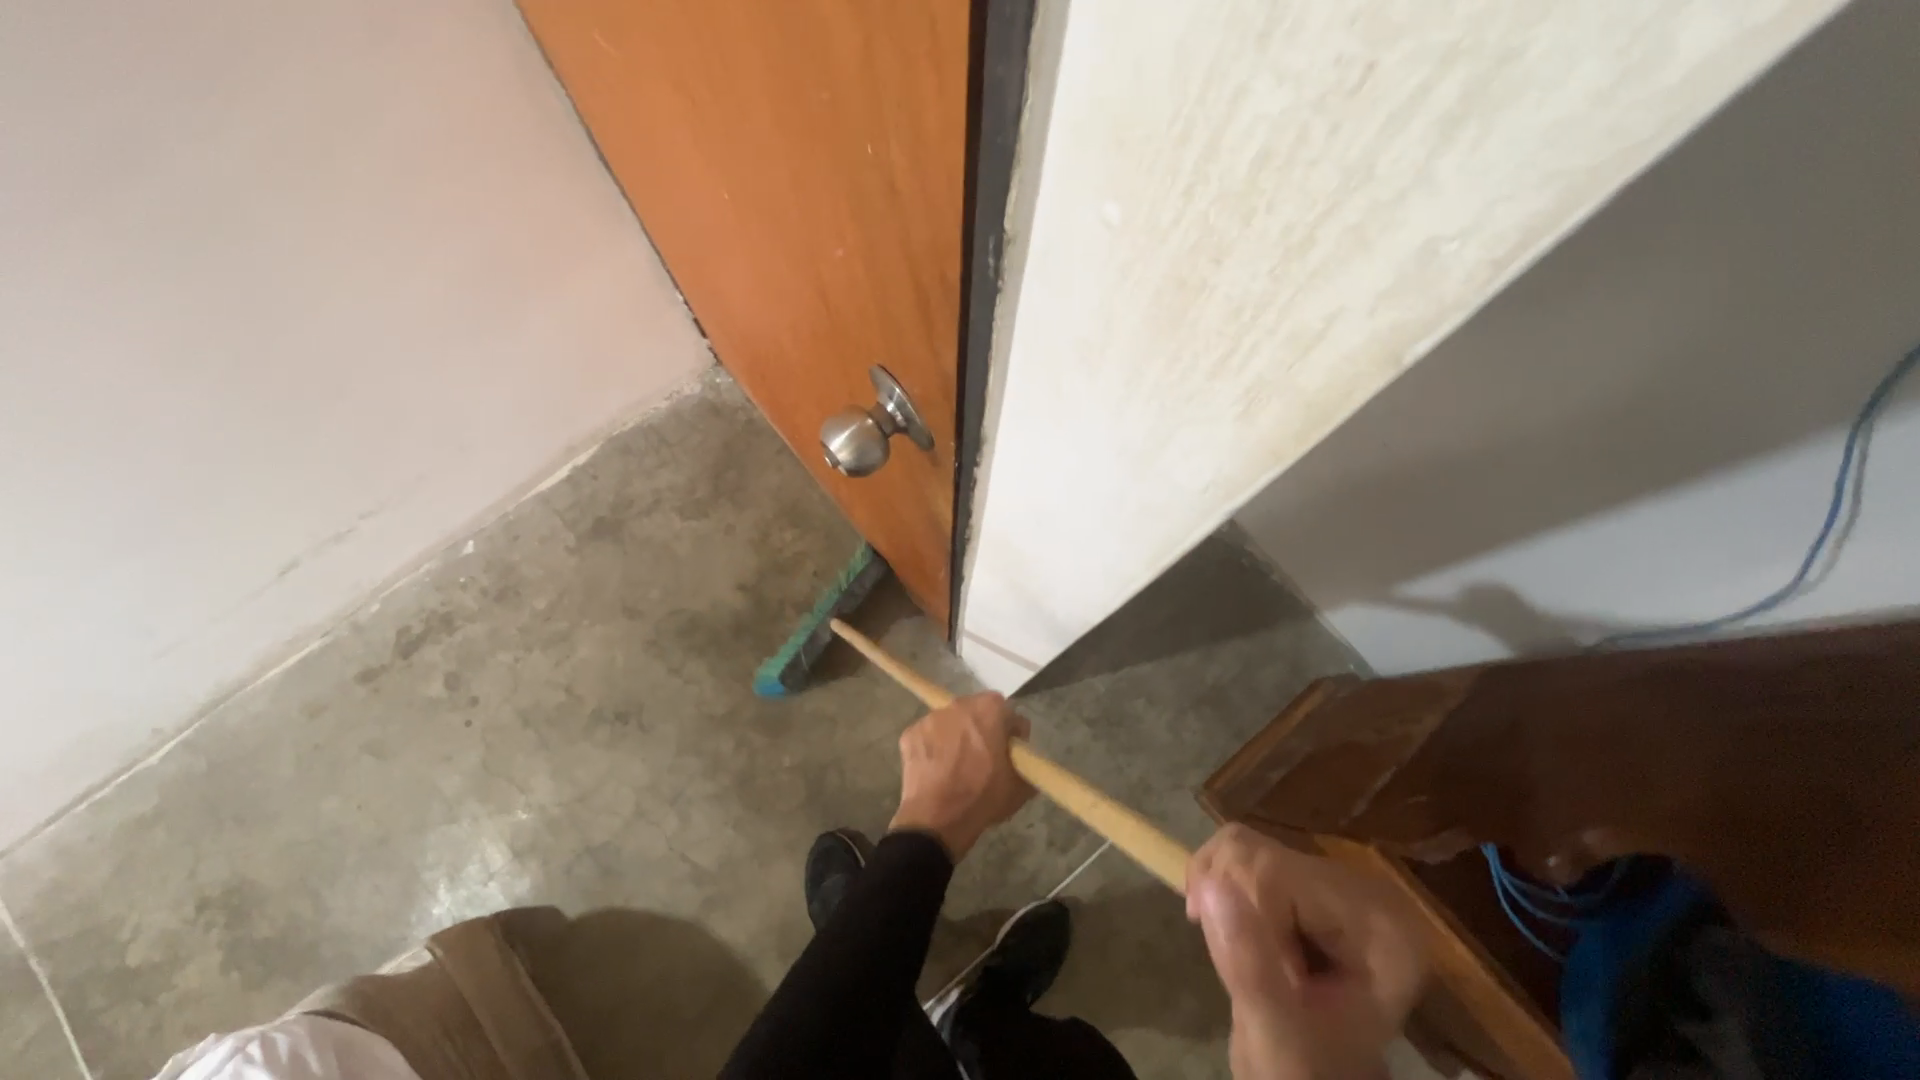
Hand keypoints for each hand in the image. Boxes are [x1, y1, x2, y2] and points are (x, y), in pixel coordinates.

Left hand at [889, 692, 1032, 859]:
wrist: (938, 818)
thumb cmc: (983, 797)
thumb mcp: (1021, 785)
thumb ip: (1026, 760)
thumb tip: (1023, 756)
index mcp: (989, 710)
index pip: (1006, 711)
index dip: (1010, 730)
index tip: (1010, 751)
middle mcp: (958, 705)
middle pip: (975, 711)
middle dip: (981, 728)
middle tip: (983, 756)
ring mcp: (930, 718)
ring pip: (949, 722)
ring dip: (956, 736)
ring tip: (957, 765)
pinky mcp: (909, 734)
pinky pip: (928, 736)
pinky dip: (933, 748)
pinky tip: (936, 770)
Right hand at [1187, 824, 1426, 1079]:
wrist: (1319, 1077)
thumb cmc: (1307, 1068)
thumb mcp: (1278, 1032)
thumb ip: (1250, 962)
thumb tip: (1213, 885)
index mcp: (1377, 924)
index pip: (1275, 872)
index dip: (1236, 911)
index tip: (1234, 963)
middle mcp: (1366, 889)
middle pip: (1258, 852)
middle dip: (1227, 903)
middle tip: (1230, 960)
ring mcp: (1339, 883)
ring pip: (1243, 848)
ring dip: (1222, 898)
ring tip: (1237, 952)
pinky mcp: (1312, 881)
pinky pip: (1243, 854)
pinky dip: (1223, 889)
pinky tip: (1239, 934)